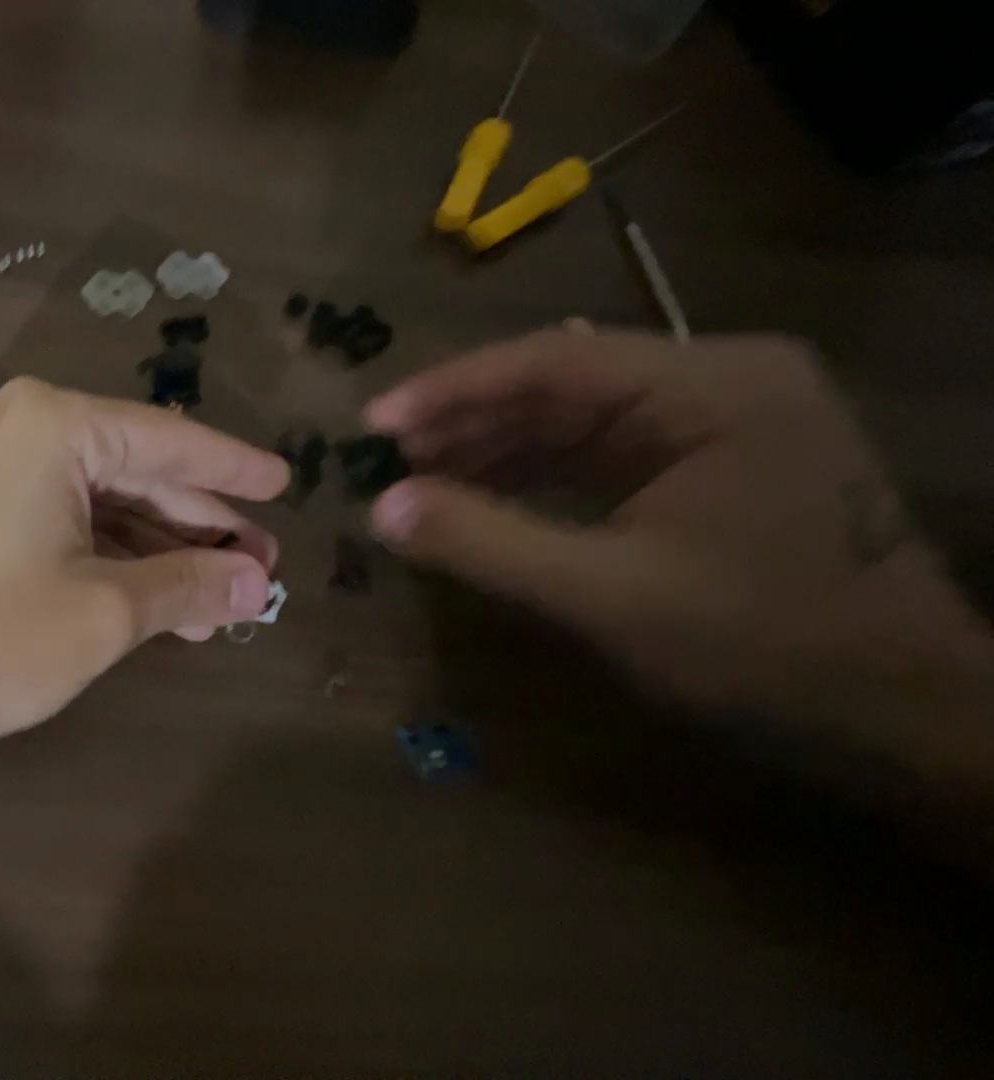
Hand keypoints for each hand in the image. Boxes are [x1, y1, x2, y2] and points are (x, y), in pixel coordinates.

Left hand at [0, 377, 287, 761]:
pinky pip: (64, 523)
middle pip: (136, 470)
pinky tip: (157, 602)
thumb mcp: (104, 612)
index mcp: (54, 425)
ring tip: (222, 598)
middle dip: (200, 524)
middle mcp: (20, 430)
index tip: (287, 482)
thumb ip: (188, 585)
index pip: (170, 441)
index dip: (233, 469)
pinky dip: (112, 559)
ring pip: (101, 503)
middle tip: (261, 566)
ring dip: (159, 551)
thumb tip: (258, 584)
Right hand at [362, 330, 993, 758]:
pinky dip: (531, 474)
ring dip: (490, 445)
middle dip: (464, 419)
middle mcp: (718, 382)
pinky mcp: (707, 465)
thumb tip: (380, 507)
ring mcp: (717, 423)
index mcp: (710, 386)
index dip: (448, 389)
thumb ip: (486, 543)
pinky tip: (477, 494)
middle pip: (560, 382)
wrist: (907, 719)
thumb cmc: (766, 646)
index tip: (371, 423)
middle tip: (382, 456)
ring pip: (573, 418)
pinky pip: (597, 453)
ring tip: (413, 476)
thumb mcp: (608, 594)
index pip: (551, 361)